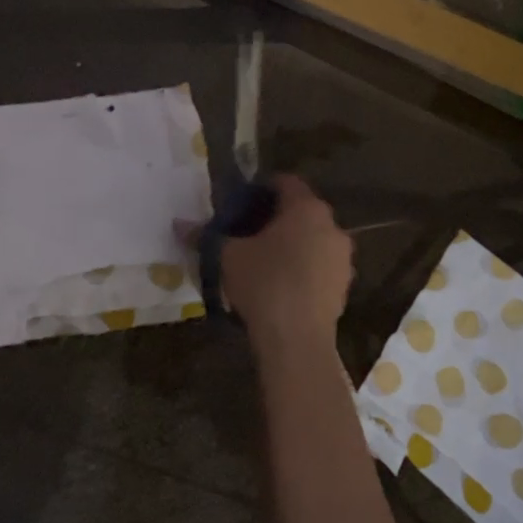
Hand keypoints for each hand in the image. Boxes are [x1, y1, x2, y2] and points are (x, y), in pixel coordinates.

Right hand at [222, 175, 353, 347]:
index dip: (261, 188)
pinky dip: (302, 268)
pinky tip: (279, 285)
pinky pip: (320, 265)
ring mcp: (343, 258)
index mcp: (306, 208)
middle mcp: (332, 226)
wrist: (296, 340)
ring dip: (291, 244)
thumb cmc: (263, 283)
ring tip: (262, 261)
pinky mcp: (344, 286)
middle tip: (246, 232)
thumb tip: (178, 224)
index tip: (239, 203)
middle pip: (301, 211)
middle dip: (275, 218)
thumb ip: (205, 236)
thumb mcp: (226, 256)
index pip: (285, 182)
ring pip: (313, 239)